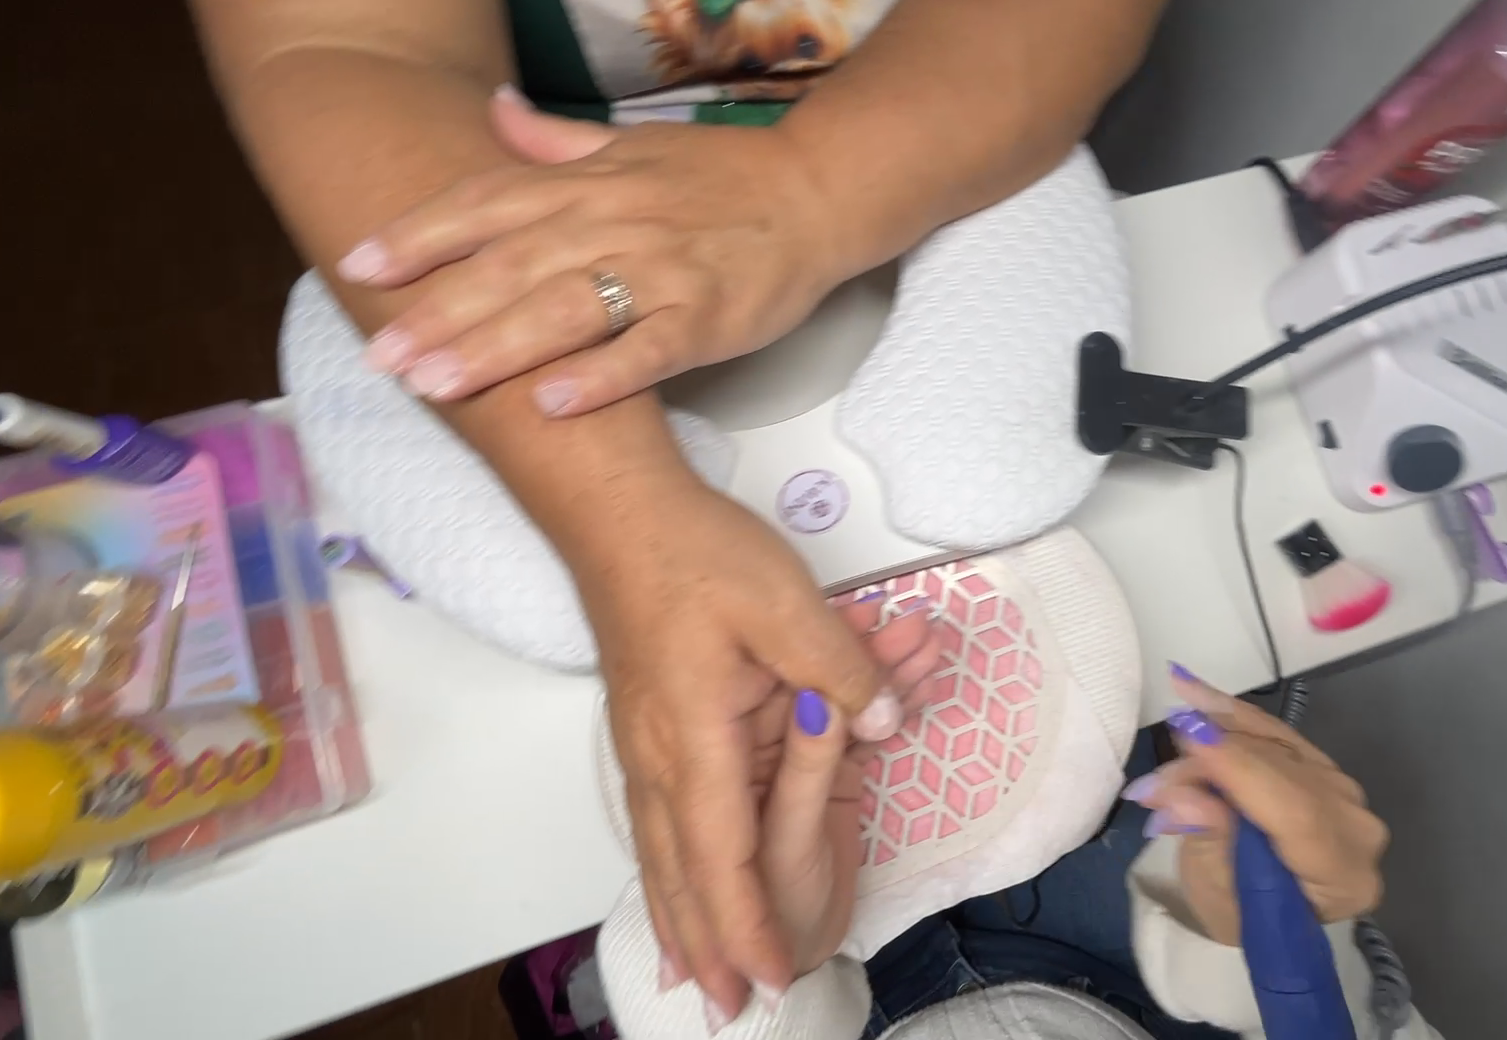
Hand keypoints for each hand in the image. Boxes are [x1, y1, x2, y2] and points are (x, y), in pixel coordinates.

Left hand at [338, 86, 848, 415]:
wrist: (814, 196)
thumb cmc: (727, 177)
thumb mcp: (638, 147)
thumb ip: (562, 142)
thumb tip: (494, 113)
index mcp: (594, 183)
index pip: (491, 204)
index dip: (422, 236)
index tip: (363, 270)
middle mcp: (619, 223)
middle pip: (515, 266)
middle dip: (444, 310)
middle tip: (385, 357)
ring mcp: (666, 272)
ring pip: (569, 309)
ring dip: (500, 346)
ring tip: (439, 385)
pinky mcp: (709, 318)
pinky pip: (648, 350)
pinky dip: (601, 376)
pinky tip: (552, 404)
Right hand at [579, 471, 917, 1025]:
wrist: (622, 515)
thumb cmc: (698, 556)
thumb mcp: (787, 606)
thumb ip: (842, 671)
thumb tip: (884, 720)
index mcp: (692, 738)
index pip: (720, 856)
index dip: (746, 923)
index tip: (768, 979)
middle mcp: (659, 754)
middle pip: (678, 867)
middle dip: (703, 939)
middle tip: (720, 1002)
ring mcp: (649, 735)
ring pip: (662, 843)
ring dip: (681, 908)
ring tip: (690, 964)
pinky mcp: (654, 712)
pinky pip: (661, 805)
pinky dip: (668, 856)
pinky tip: (670, 870)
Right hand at [1124, 666, 1388, 944]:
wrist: (1260, 910)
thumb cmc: (1239, 909)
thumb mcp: (1218, 892)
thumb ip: (1210, 840)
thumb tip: (1183, 796)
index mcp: (1343, 873)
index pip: (1298, 814)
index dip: (1242, 773)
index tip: (1188, 739)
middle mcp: (1354, 825)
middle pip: (1282, 774)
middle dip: (1214, 760)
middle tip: (1156, 772)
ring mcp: (1338, 788)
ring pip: (1273, 744)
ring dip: (1217, 726)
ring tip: (1173, 710)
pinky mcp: (1314, 761)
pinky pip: (1268, 728)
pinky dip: (1226, 710)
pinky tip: (1189, 685)